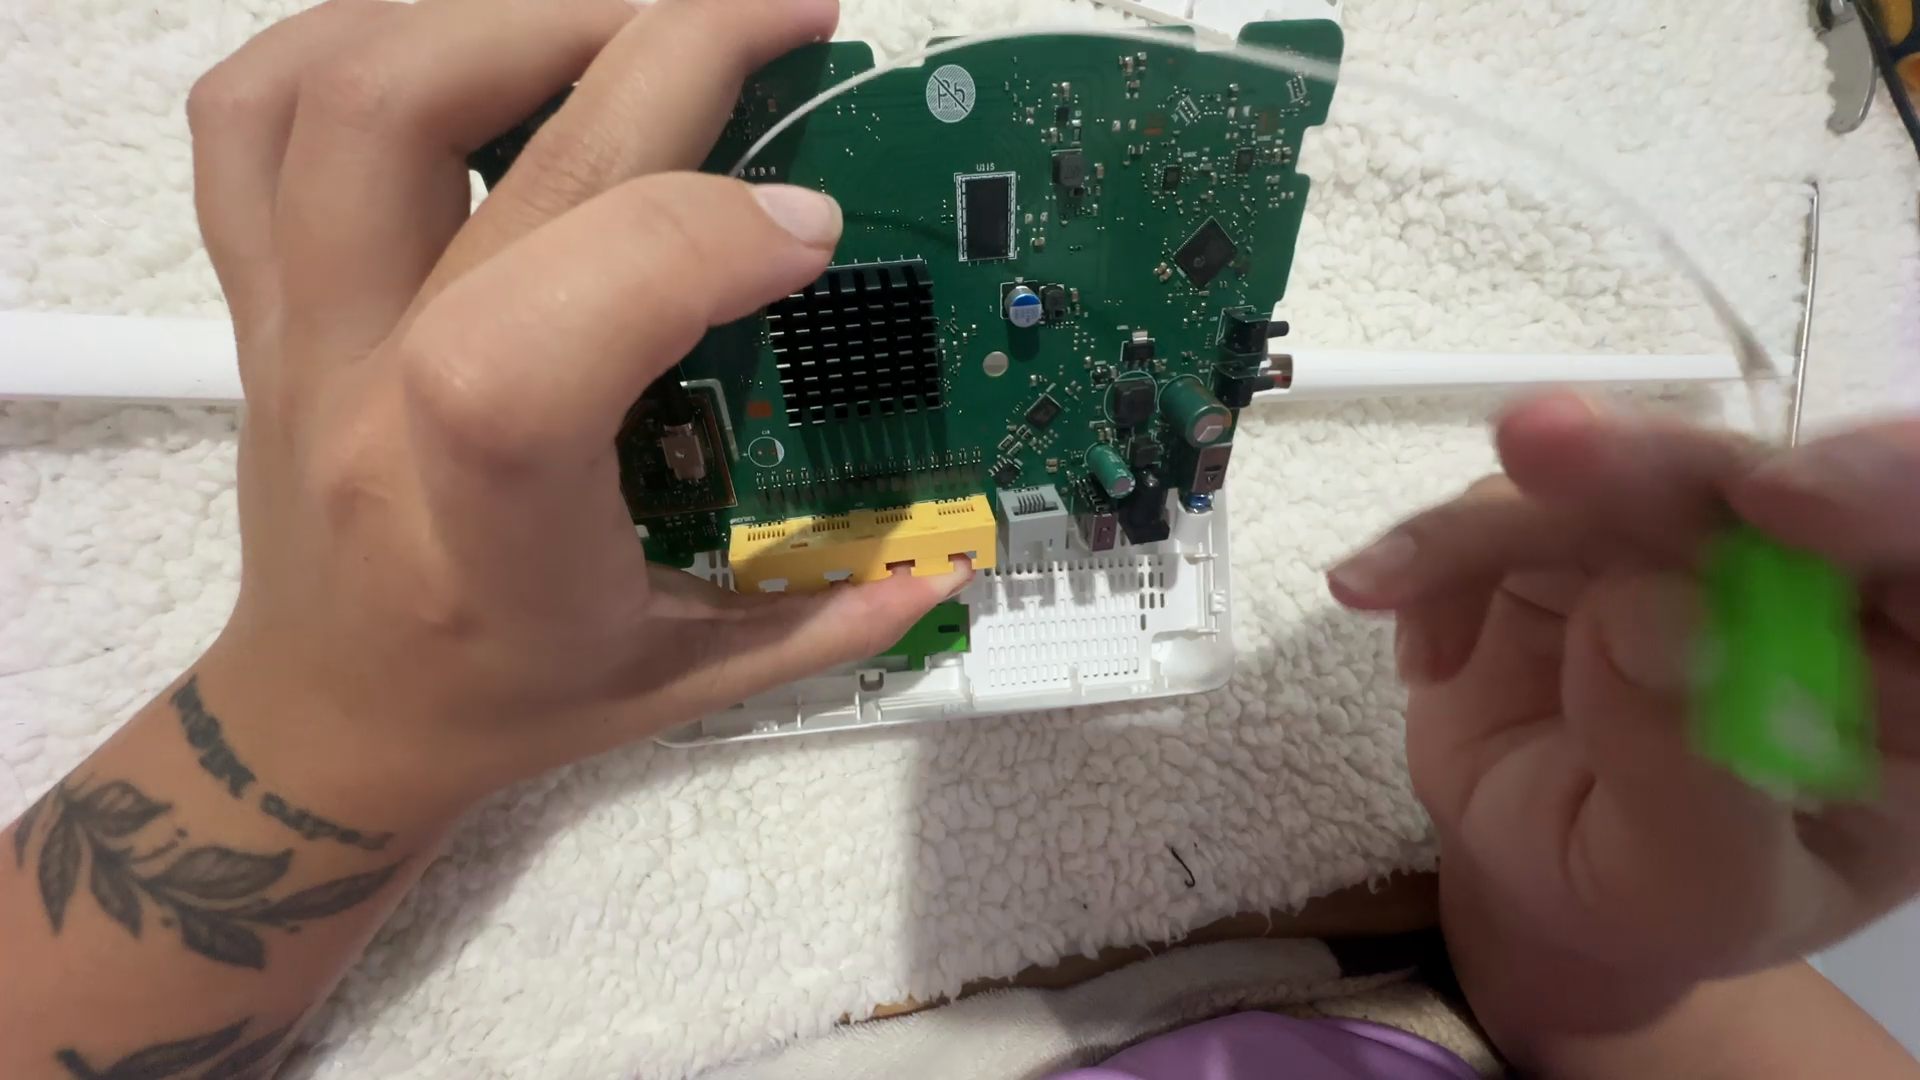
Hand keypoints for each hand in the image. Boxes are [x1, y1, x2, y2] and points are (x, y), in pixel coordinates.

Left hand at [188, 0, 965, 815]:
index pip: (533, 350)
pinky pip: (265, 107)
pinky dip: (381, 30)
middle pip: (483, 164)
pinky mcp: (270, 297)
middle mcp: (369, 411)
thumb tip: (952, 562)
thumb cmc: (514, 706)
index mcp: (491, 532)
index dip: (684, 249)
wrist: (334, 714)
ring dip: (526, 9)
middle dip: (669, 49)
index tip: (811, 225)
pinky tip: (496, 40)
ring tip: (659, 13)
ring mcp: (298, 335)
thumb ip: (829, 625)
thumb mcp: (686, 687)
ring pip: (353, 90)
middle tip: (796, 20)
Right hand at [1328, 392, 1919, 1034]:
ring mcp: (1647, 553)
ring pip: (1567, 492)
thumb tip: (1641, 616)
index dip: (1881, 495)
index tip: (1782, 502)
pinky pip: (1476, 522)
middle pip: (1729, 483)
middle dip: (1630, 462)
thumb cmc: (1638, 897)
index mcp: (1898, 673)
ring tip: (1371, 586)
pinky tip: (1417, 665)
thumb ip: (1691, 776)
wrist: (1529, 865)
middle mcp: (1781, 585)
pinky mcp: (1539, 548)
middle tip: (1535, 441)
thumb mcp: (1685, 888)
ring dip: (1464, 528)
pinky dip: (1421, 573)